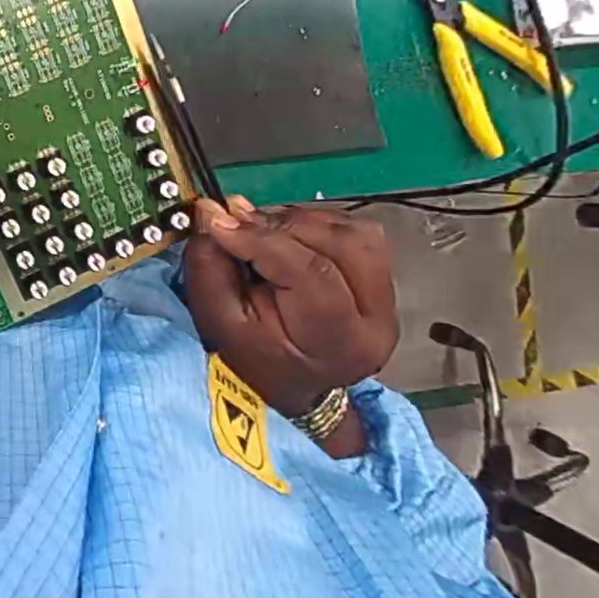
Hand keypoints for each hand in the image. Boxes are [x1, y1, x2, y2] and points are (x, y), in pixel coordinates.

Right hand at [183, 197, 397, 415]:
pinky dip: (310, 224)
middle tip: (235, 222)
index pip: (309, 271)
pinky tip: (281, 237)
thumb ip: (210, 267)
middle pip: (342, 243)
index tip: (216, 220)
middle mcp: (379, 317)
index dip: (259, 238)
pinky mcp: (382, 279)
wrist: (288, 382)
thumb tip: (212, 215)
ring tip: (257, 232)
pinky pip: (352, 231)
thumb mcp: (218, 322)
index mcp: (340, 341)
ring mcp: (388, 297)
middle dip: (281, 225)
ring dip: (296, 221)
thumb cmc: (249, 358)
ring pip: (352, 231)